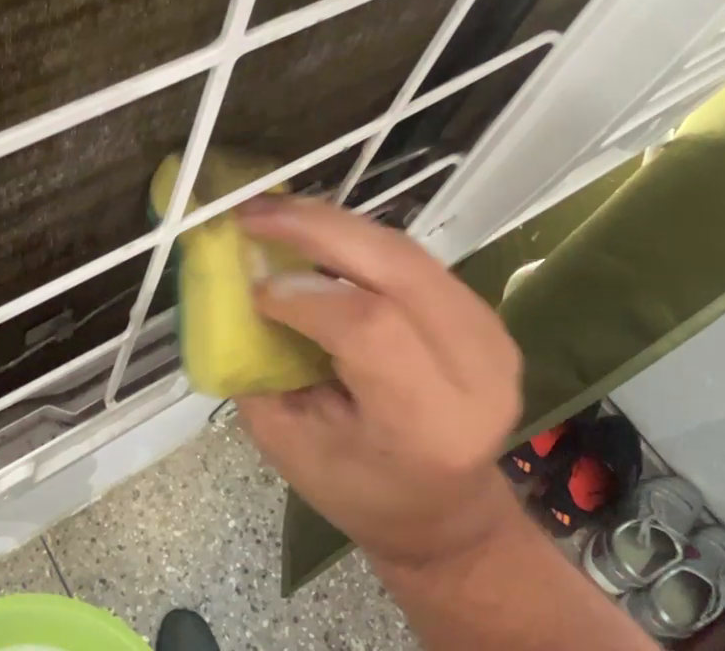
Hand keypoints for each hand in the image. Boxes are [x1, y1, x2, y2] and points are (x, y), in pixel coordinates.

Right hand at [232, 195, 523, 572]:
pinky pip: (410, 256)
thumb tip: (234, 288)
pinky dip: (354, 237)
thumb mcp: (288, 444)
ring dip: (332, 224)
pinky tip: (311, 230)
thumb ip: (258, 368)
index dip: (303, 295)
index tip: (253, 288)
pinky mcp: (485, 313)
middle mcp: (476, 370)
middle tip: (251, 212)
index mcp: (428, 422)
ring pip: (402, 249)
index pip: (369, 328)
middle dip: (315, 229)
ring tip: (273, 212)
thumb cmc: (360, 489)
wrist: (447, 512)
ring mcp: (490, 334)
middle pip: (395, 267)